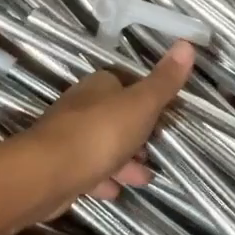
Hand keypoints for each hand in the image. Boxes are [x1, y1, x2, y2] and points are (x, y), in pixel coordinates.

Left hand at [19, 41, 194, 219]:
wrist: (47, 174)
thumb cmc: (99, 134)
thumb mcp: (140, 105)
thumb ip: (164, 81)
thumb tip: (187, 43)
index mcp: (100, 86)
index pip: (127, 84)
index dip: (147, 99)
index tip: (166, 116)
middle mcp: (82, 106)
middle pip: (115, 116)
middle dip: (137, 134)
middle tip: (156, 150)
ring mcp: (68, 137)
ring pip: (102, 146)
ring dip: (123, 161)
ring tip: (144, 178)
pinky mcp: (60, 166)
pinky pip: (87, 170)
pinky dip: (103, 179)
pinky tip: (115, 192)